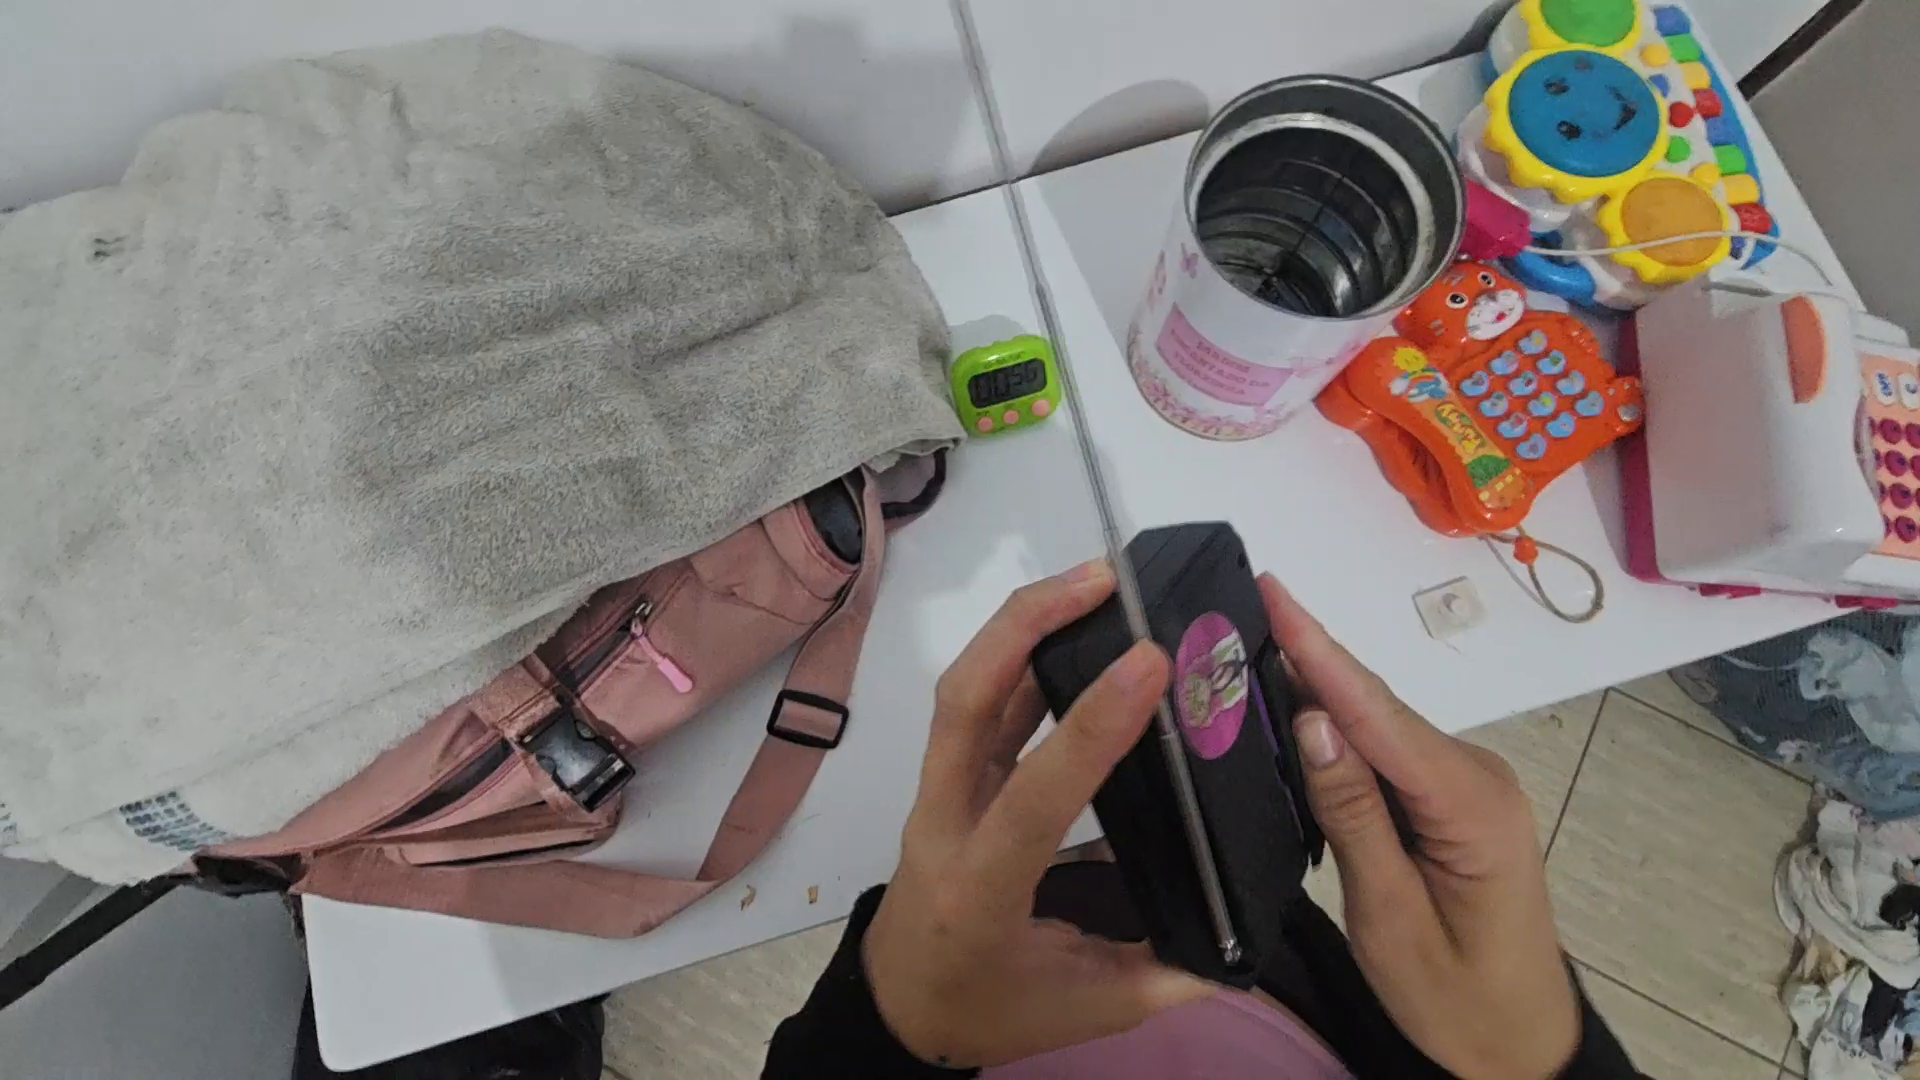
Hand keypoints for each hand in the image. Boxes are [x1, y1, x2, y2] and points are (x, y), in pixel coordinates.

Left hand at [863, 561, 1213, 1068]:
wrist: (896, 999)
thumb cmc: (980, 1006)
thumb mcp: (1076, 1008)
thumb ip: (1158, 975)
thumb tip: (1234, 941)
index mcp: (979, 885)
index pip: (1033, 795)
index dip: (1090, 727)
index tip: (1148, 663)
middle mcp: (945, 817)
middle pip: (963, 698)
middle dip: (1026, 625)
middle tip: (1101, 579)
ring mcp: (939, 786)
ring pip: (966, 686)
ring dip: (1023, 625)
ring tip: (1090, 584)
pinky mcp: (949, 771)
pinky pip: (980, 701)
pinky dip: (1022, 656)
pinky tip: (1069, 631)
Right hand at [1261, 575, 1580, 1079]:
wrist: (1520, 1048)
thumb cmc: (1455, 997)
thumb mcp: (1392, 916)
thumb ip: (1354, 812)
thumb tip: (1312, 718)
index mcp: (1469, 807)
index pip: (1378, 716)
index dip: (1320, 651)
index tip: (1274, 593)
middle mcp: (1471, 775)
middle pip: (1376, 704)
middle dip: (1310, 648)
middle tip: (1248, 598)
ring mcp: (1459, 780)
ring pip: (1375, 718)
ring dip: (1315, 678)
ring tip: (1252, 634)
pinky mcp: (1441, 791)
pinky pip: (1380, 743)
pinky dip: (1333, 715)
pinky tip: (1293, 693)